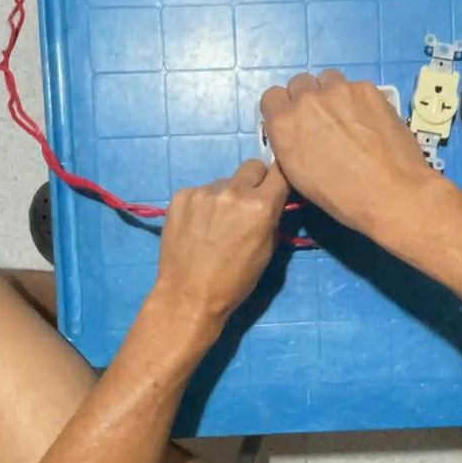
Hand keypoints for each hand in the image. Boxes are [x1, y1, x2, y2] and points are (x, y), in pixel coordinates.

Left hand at [151, 159, 291, 326]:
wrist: (188, 295)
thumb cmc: (235, 282)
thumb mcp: (267, 252)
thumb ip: (272, 219)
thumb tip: (273, 202)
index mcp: (260, 206)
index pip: (280, 170)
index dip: (280, 178)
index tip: (276, 187)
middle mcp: (233, 191)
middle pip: (253, 166)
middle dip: (254, 182)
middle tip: (247, 206)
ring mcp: (204, 191)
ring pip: (225, 181)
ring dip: (226, 196)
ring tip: (216, 224)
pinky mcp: (181, 196)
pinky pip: (201, 192)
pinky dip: (203, 205)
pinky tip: (197, 227)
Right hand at [260, 69, 441, 235]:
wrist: (391, 192)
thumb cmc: (342, 197)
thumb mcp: (299, 177)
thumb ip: (289, 144)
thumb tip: (294, 133)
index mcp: (284, 124)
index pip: (271, 97)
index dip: (283, 109)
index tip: (296, 122)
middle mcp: (307, 100)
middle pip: (299, 83)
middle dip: (307, 99)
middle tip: (323, 121)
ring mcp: (339, 90)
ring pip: (327, 79)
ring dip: (332, 94)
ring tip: (348, 118)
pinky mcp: (367, 88)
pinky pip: (355, 87)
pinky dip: (358, 100)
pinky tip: (371, 121)